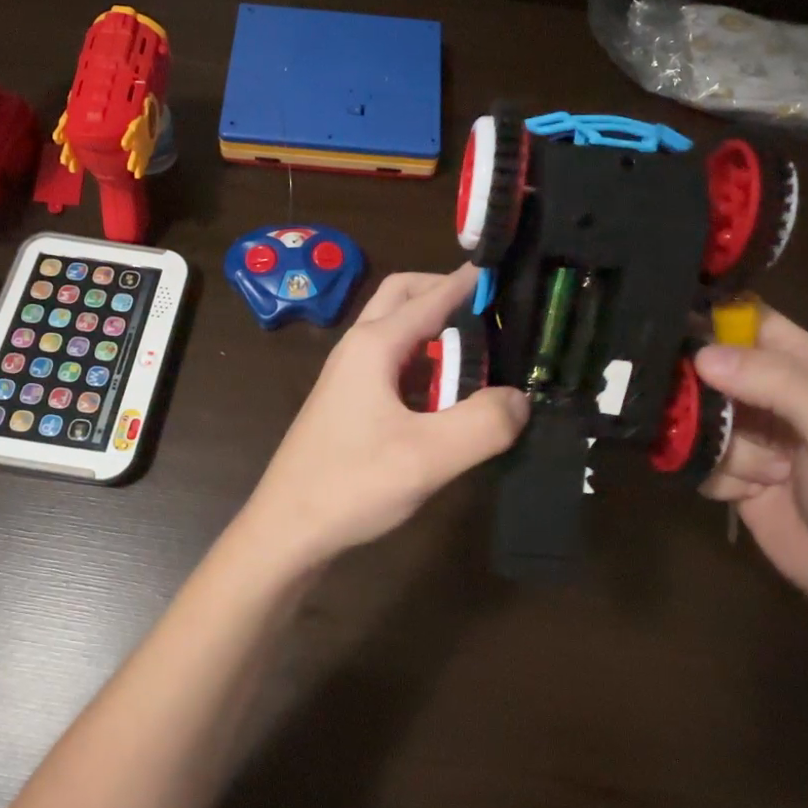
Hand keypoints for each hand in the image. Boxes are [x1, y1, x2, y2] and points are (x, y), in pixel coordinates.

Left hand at [243, 266, 529, 568]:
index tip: (514, 275)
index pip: (432, 294)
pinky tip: (451, 401)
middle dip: (447, 294)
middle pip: (404, 298)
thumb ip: (484, 423)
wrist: (286, 532)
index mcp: (374, 345)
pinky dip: (425, 368)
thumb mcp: (428, 456)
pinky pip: (394, 368)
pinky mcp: (349, 407)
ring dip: (437, 334)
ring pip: (398, 334)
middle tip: (493, 312)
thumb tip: (520, 398)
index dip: (472, 282)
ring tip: (485, 356)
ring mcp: (349, 379)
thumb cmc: (352, 485)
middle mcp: (358, 350)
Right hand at [694, 310, 807, 610]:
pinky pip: (695, 459)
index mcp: (802, 362)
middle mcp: (767, 390)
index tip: (668, 326)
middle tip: (717, 420)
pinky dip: (718, 479)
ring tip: (763, 474)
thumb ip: (774, 382)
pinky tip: (751, 494)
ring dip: (722, 449)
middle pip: (704, 366)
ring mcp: (746, 433)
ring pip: (695, 418)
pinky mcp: (728, 471)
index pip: (743, 317)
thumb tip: (700, 356)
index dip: (707, 316)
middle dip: (700, 394)